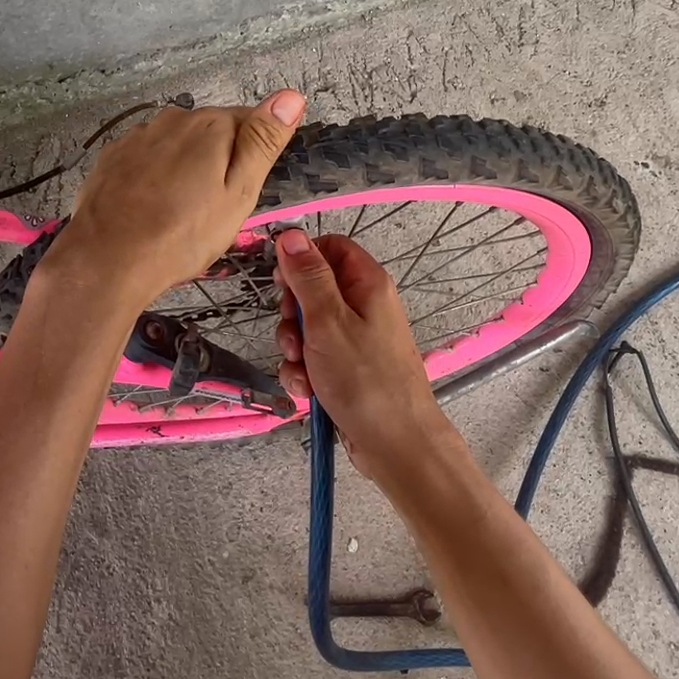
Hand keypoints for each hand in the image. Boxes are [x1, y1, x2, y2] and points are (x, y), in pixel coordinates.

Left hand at [41, 90, 306, 307]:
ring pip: (176, 147)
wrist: (107, 260)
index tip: (240, 192)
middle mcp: (172, 119)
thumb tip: (292, 95)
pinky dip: (153, 177)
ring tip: (179, 214)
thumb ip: (263, 141)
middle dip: (218, 163)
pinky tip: (150, 209)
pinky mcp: (112, 158)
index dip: (252, 159)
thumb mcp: (238, 192)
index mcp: (211, 124)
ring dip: (184, 169)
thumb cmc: (183, 234)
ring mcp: (137, 137)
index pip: (250, 123)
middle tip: (213, 210)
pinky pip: (146, 160)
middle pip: (211, 134)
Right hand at [273, 230, 457, 478]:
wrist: (396, 446)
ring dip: (294, 348)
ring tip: (303, 368)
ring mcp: (355, 339)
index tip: (283, 282)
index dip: (302, 260)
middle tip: (295, 333)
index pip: (330, 247)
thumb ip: (308, 276)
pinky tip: (307, 389)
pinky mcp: (346, 368)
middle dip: (292, 313)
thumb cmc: (365, 379)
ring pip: (308, 327)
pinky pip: (314, 357)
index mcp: (367, 283)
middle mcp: (363, 305)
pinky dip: (304, 371)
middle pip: (313, 288)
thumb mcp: (327, 321)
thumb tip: (291, 233)